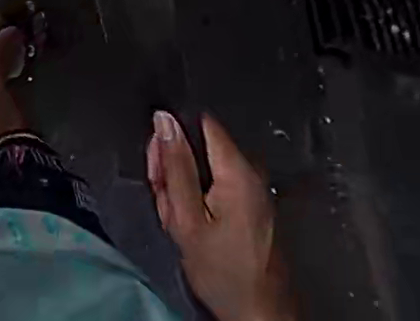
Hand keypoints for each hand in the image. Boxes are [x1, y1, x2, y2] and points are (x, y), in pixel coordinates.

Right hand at [148, 111, 294, 320]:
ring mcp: (256, 191)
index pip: (201, 121)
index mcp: (238, 172)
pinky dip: (198, 195)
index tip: (159, 155)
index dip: (174, 131)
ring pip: (205, 165)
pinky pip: (216, 183)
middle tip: (164, 193)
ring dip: (182, 182)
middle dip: (174, 161)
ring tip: (177, 213)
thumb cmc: (222, 270)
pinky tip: (191, 221)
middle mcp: (252, 174)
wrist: (260, 320)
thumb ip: (174, 164)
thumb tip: (164, 118)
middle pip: (201, 144)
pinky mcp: (253, 206)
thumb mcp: (185, 217)